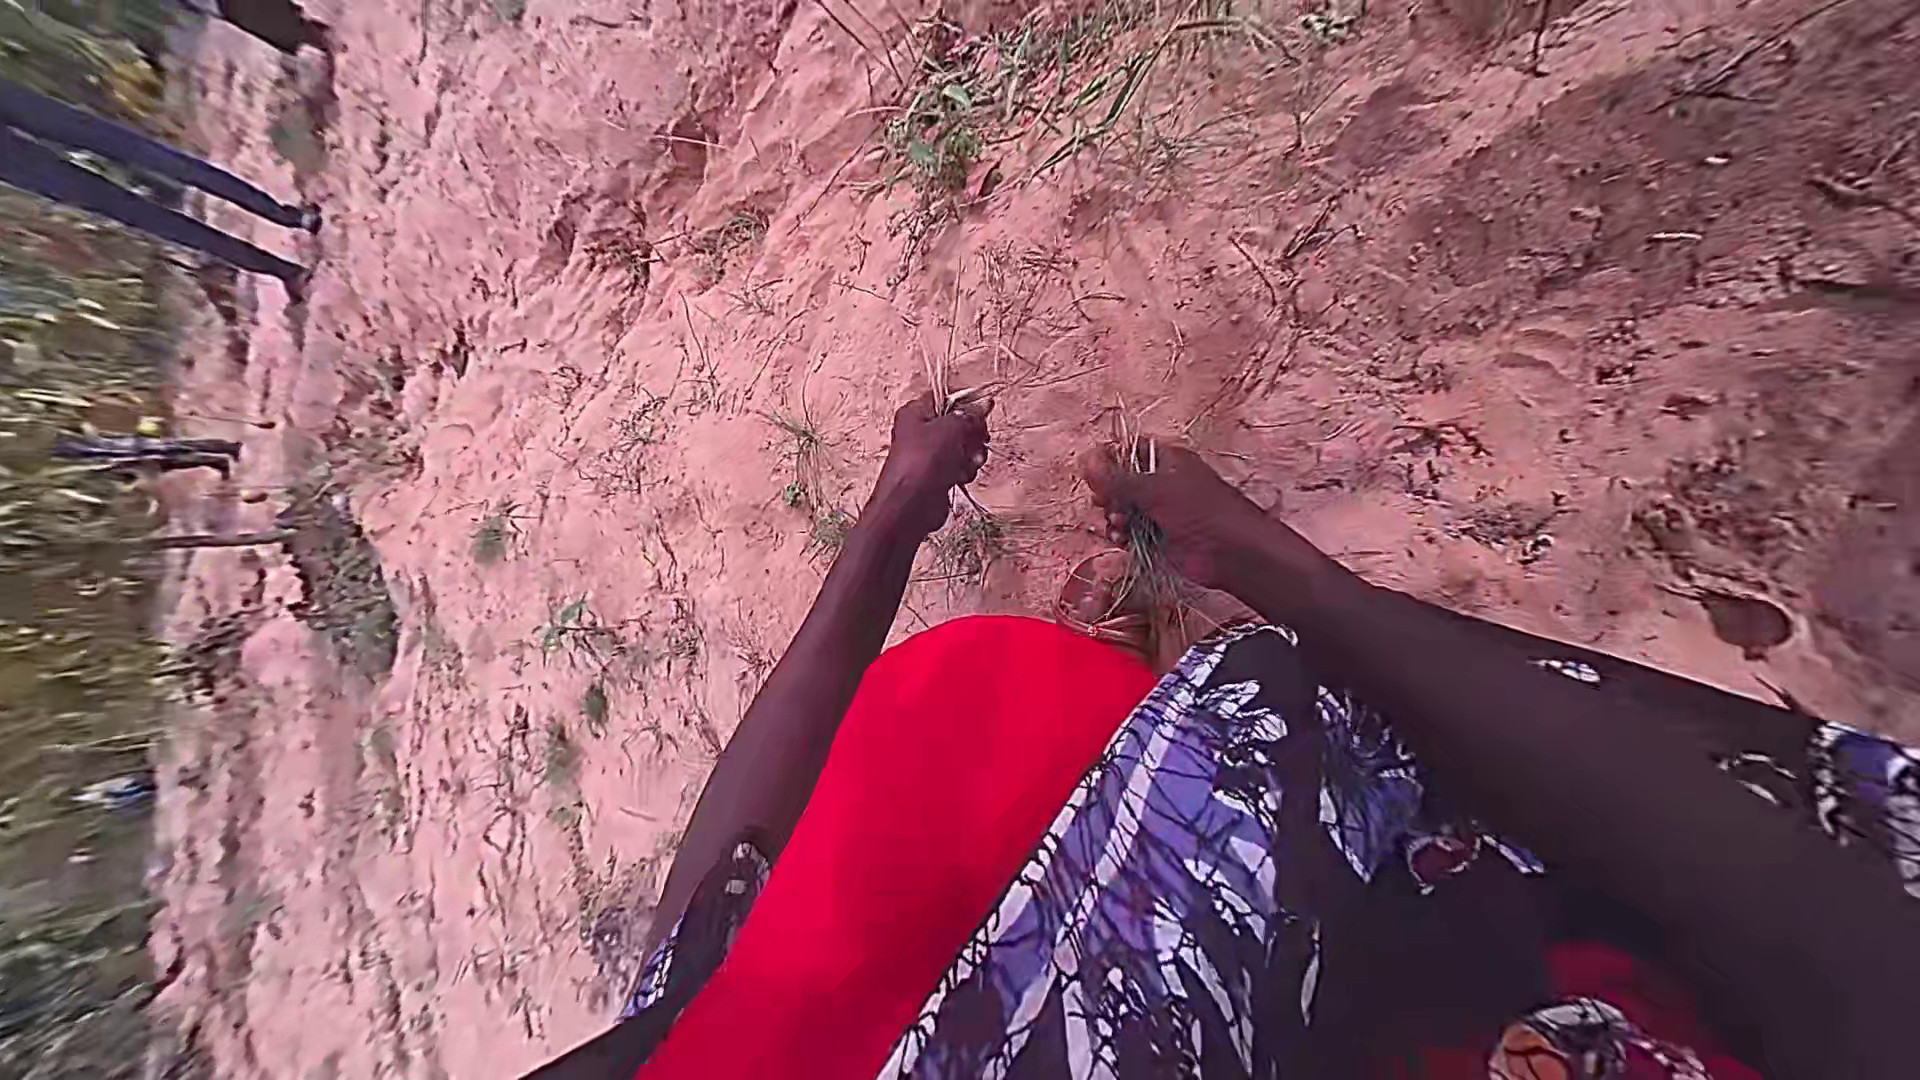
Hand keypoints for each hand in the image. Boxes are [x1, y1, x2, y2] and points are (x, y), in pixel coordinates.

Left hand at [865, 394, 989, 540]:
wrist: (912, 505)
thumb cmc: (923, 463)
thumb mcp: (951, 428)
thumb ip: (969, 415)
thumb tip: (983, 405)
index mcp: (915, 413)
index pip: (946, 398)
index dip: (967, 404)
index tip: (982, 413)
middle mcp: (920, 432)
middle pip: (957, 424)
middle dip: (972, 434)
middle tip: (977, 440)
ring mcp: (929, 455)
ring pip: (962, 447)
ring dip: (971, 455)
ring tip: (967, 462)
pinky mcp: (937, 475)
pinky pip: (959, 466)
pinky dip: (964, 470)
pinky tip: (961, 476)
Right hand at [1082, 441, 1311, 592]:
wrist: (1231, 553)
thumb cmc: (1201, 511)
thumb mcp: (1155, 489)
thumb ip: (1117, 478)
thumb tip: (1087, 460)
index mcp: (1167, 461)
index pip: (1128, 451)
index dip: (1107, 460)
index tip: (1093, 473)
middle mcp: (1161, 483)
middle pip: (1119, 481)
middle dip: (1108, 493)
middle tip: (1106, 503)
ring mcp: (1159, 510)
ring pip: (1122, 508)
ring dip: (1114, 516)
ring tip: (1119, 525)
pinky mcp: (1156, 535)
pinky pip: (1129, 530)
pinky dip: (1121, 534)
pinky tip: (1121, 539)